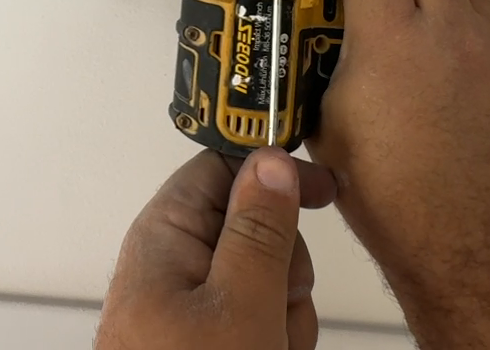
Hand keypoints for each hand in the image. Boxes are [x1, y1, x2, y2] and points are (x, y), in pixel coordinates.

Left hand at [95, 147, 336, 349]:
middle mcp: (176, 261)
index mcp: (167, 232)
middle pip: (254, 225)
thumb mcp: (238, 306)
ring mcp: (193, 306)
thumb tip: (270, 158)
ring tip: (268, 348)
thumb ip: (258, 229)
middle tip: (276, 305)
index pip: (221, 167)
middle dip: (283, 265)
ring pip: (266, 278)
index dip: (272, 170)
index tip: (322, 188)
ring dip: (284, 312)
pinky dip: (276, 338)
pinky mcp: (209, 341)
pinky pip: (261, 318)